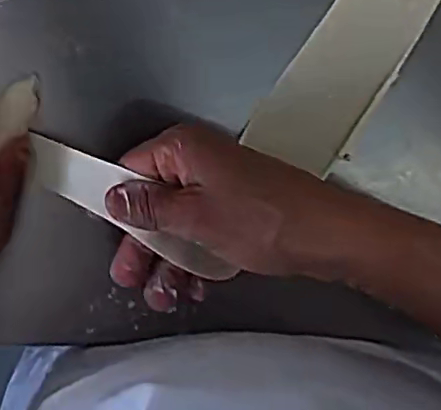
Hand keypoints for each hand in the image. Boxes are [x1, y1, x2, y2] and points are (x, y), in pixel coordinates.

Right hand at [104, 123, 397, 310]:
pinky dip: (193, 254)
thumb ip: (150, 208)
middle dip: (143, 242)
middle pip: (152, 198)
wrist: (331, 236)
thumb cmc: (268, 219)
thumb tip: (115, 197)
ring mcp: (216, 181)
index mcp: (181, 147)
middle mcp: (195, 158)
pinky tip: (192, 284)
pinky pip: (199, 226)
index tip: (110, 234)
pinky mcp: (232, 203)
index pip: (131, 168)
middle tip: (131, 273)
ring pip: (176, 218)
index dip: (117, 203)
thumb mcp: (195, 218)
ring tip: (163, 292)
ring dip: (168, 258)